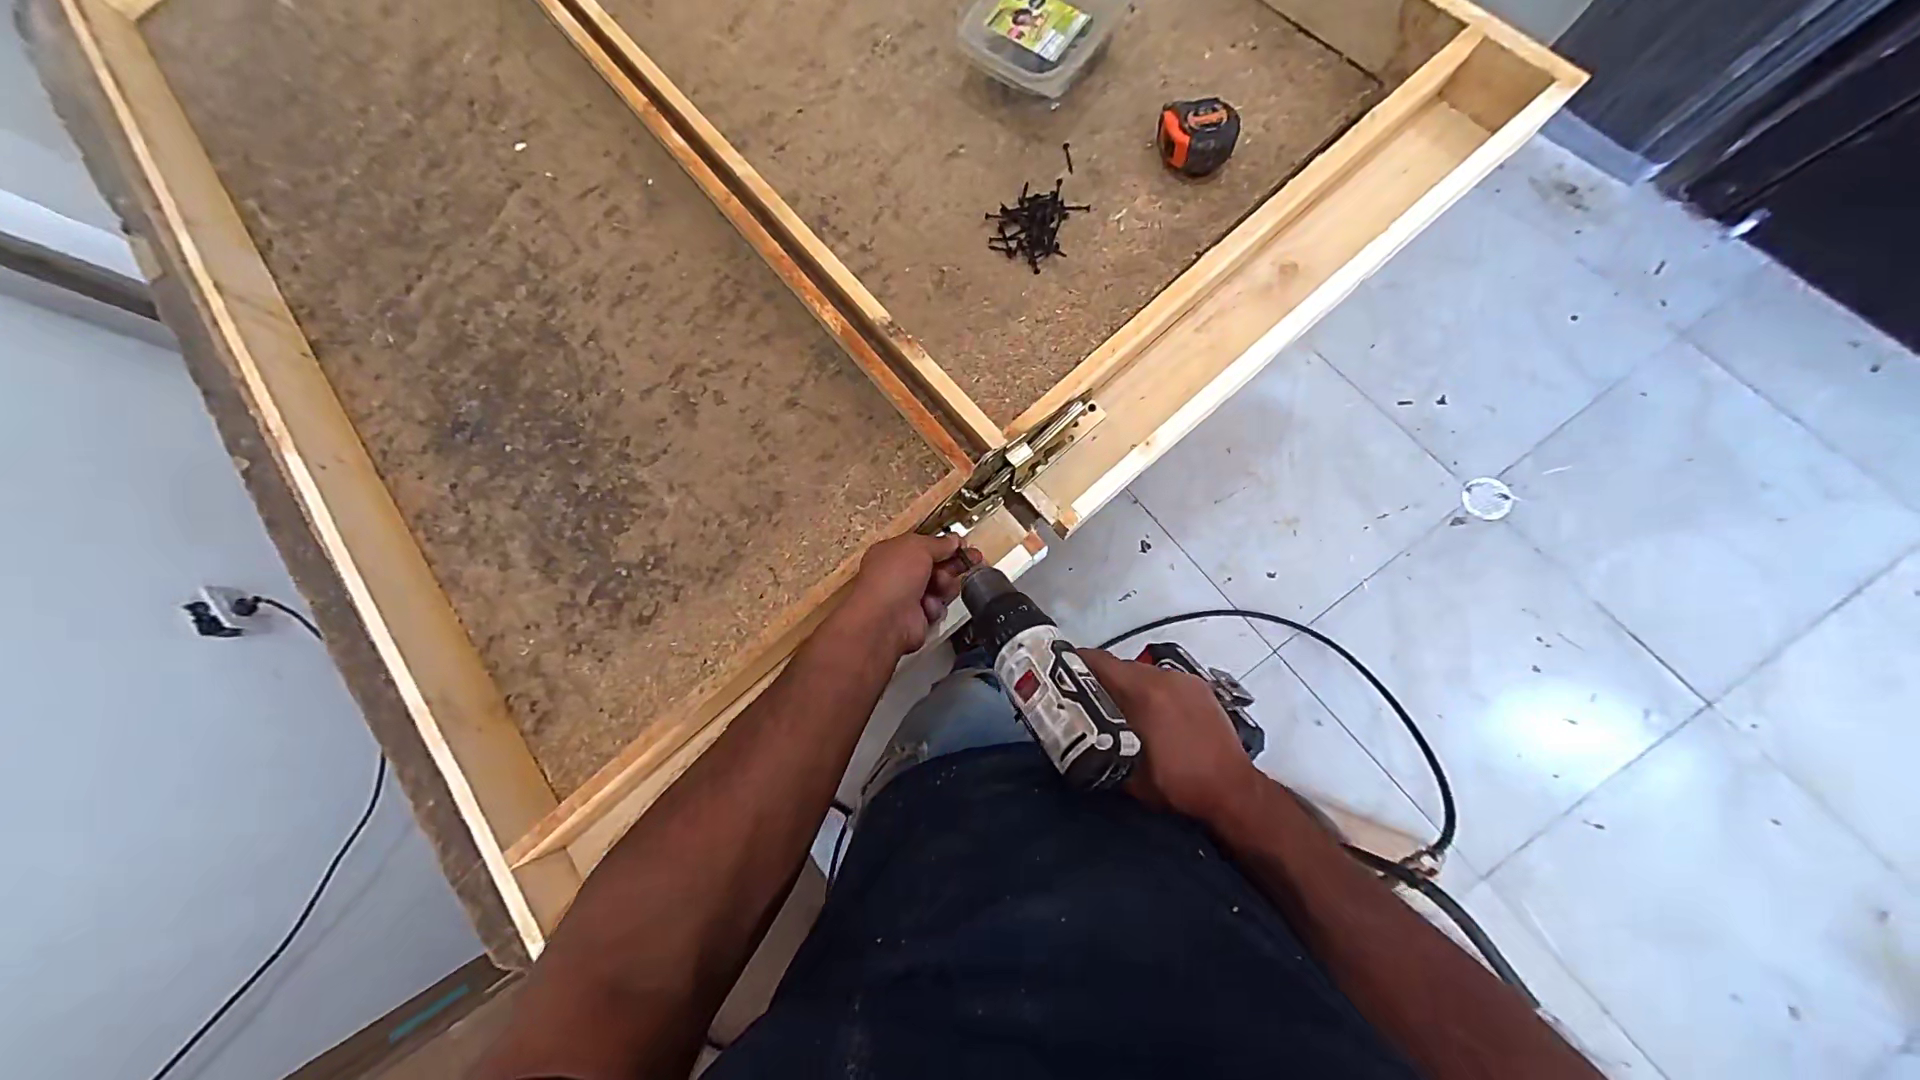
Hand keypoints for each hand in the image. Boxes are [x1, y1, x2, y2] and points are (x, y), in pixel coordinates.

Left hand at [837, 533, 980, 656]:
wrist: (886, 620)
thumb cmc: (895, 576)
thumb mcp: (918, 547)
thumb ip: (939, 543)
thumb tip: (953, 540)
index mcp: (894, 553)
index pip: (925, 546)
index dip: (946, 545)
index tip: (965, 546)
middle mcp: (900, 574)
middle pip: (937, 566)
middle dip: (953, 564)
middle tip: (973, 561)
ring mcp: (909, 597)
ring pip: (942, 587)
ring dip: (945, 585)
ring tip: (938, 586)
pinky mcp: (918, 617)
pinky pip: (938, 608)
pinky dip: (935, 606)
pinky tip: (926, 607)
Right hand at [1077, 648, 1263, 823]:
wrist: (1233, 791)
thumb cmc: (1177, 786)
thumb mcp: (1127, 772)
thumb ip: (1100, 746)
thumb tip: (1076, 735)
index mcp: (1143, 694)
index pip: (1099, 662)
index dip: (1076, 663)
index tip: (1061, 671)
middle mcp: (1163, 679)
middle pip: (1120, 666)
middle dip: (1101, 679)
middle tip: (1087, 698)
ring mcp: (1184, 681)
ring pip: (1143, 672)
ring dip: (1127, 685)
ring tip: (1120, 708)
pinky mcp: (1200, 688)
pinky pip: (1164, 680)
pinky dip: (1152, 690)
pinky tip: (1152, 712)